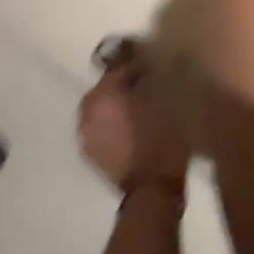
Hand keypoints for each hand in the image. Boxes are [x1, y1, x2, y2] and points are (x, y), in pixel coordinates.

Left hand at [77, 65, 190, 194]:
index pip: (119, 71)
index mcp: (106, 97)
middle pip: (101, 89)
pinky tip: (126, 125)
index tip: (154, 66)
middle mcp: (88, 113)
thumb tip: (152, 71)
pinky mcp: (88, 152)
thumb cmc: (163, 141)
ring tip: (133, 105)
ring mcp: (85, 134)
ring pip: (96, 108)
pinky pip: (96, 126)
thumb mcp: (168, 104)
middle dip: (118, 83)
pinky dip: (107, 120)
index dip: (137, 66)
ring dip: (111, 103)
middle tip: (141, 83)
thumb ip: (155, 83)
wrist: (151, 187)